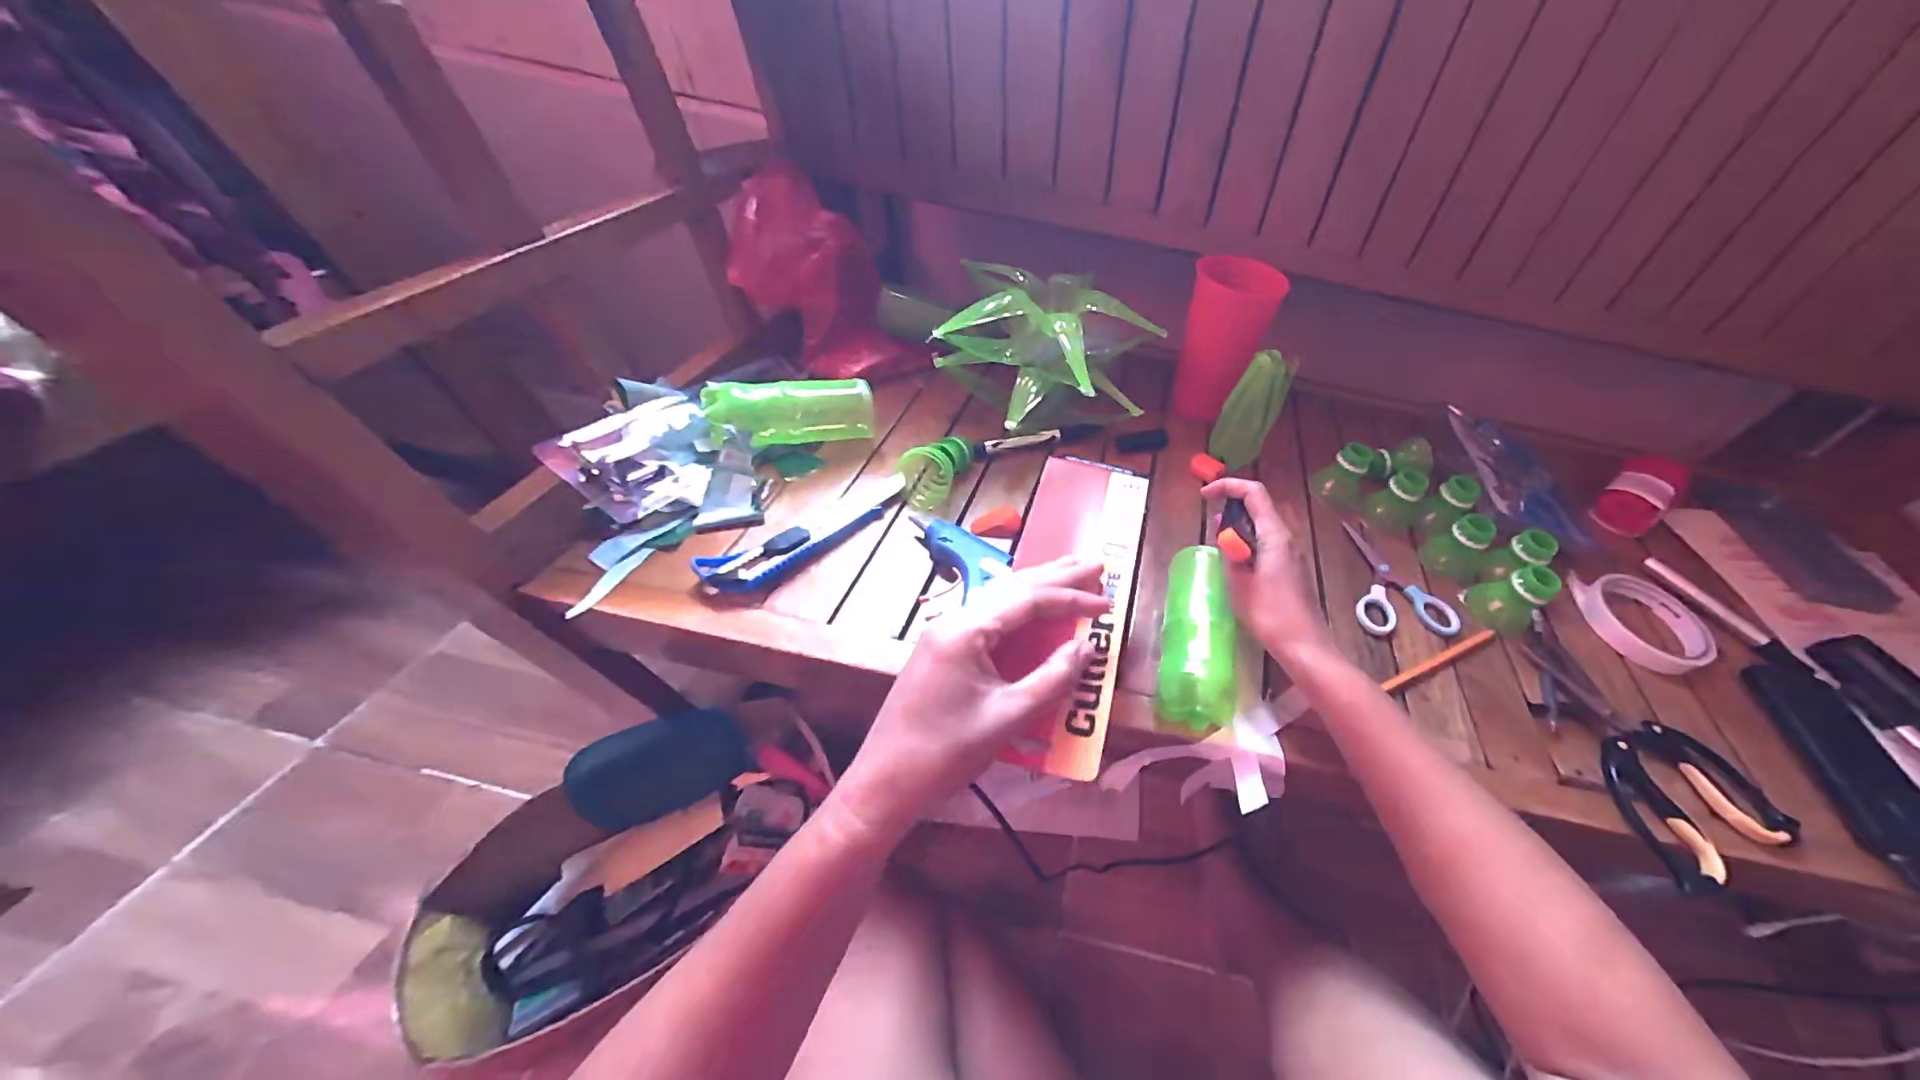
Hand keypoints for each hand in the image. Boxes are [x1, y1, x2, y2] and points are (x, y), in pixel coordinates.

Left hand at [830, 556, 1109, 839]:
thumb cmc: (947, 752)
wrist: (886, 780)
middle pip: (1011, 587)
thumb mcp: (1008, 716)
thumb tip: (1087, 647)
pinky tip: (1030, 607)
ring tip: (1071, 574)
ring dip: (1035, 588)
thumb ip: (1052, 678)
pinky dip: (1015, 611)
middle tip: (1095, 564)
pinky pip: (985, 619)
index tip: (1107, 600)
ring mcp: (942, 634)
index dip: (1071, 597)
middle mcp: (951, 620)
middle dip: (1055, 576)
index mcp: (965, 630)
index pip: (1027, 599)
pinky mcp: (939, 651)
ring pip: (996, 599)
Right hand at [1201, 478, 1331, 658]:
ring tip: (1217, 536)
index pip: (1254, 492)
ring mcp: (1290, 551)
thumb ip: (1230, 551)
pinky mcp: (1288, 565)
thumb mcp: (1239, 581)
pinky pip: (1265, 539)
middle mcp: (1286, 536)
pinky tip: (1233, 556)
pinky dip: (1247, 538)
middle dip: (1232, 502)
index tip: (1204, 495)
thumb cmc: (1269, 613)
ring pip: (1263, 522)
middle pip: (1260, 504)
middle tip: (1209, 516)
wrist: (1302, 644)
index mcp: (1274, 535)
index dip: (1228, 486)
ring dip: (1239, 522)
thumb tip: (1223, 529)